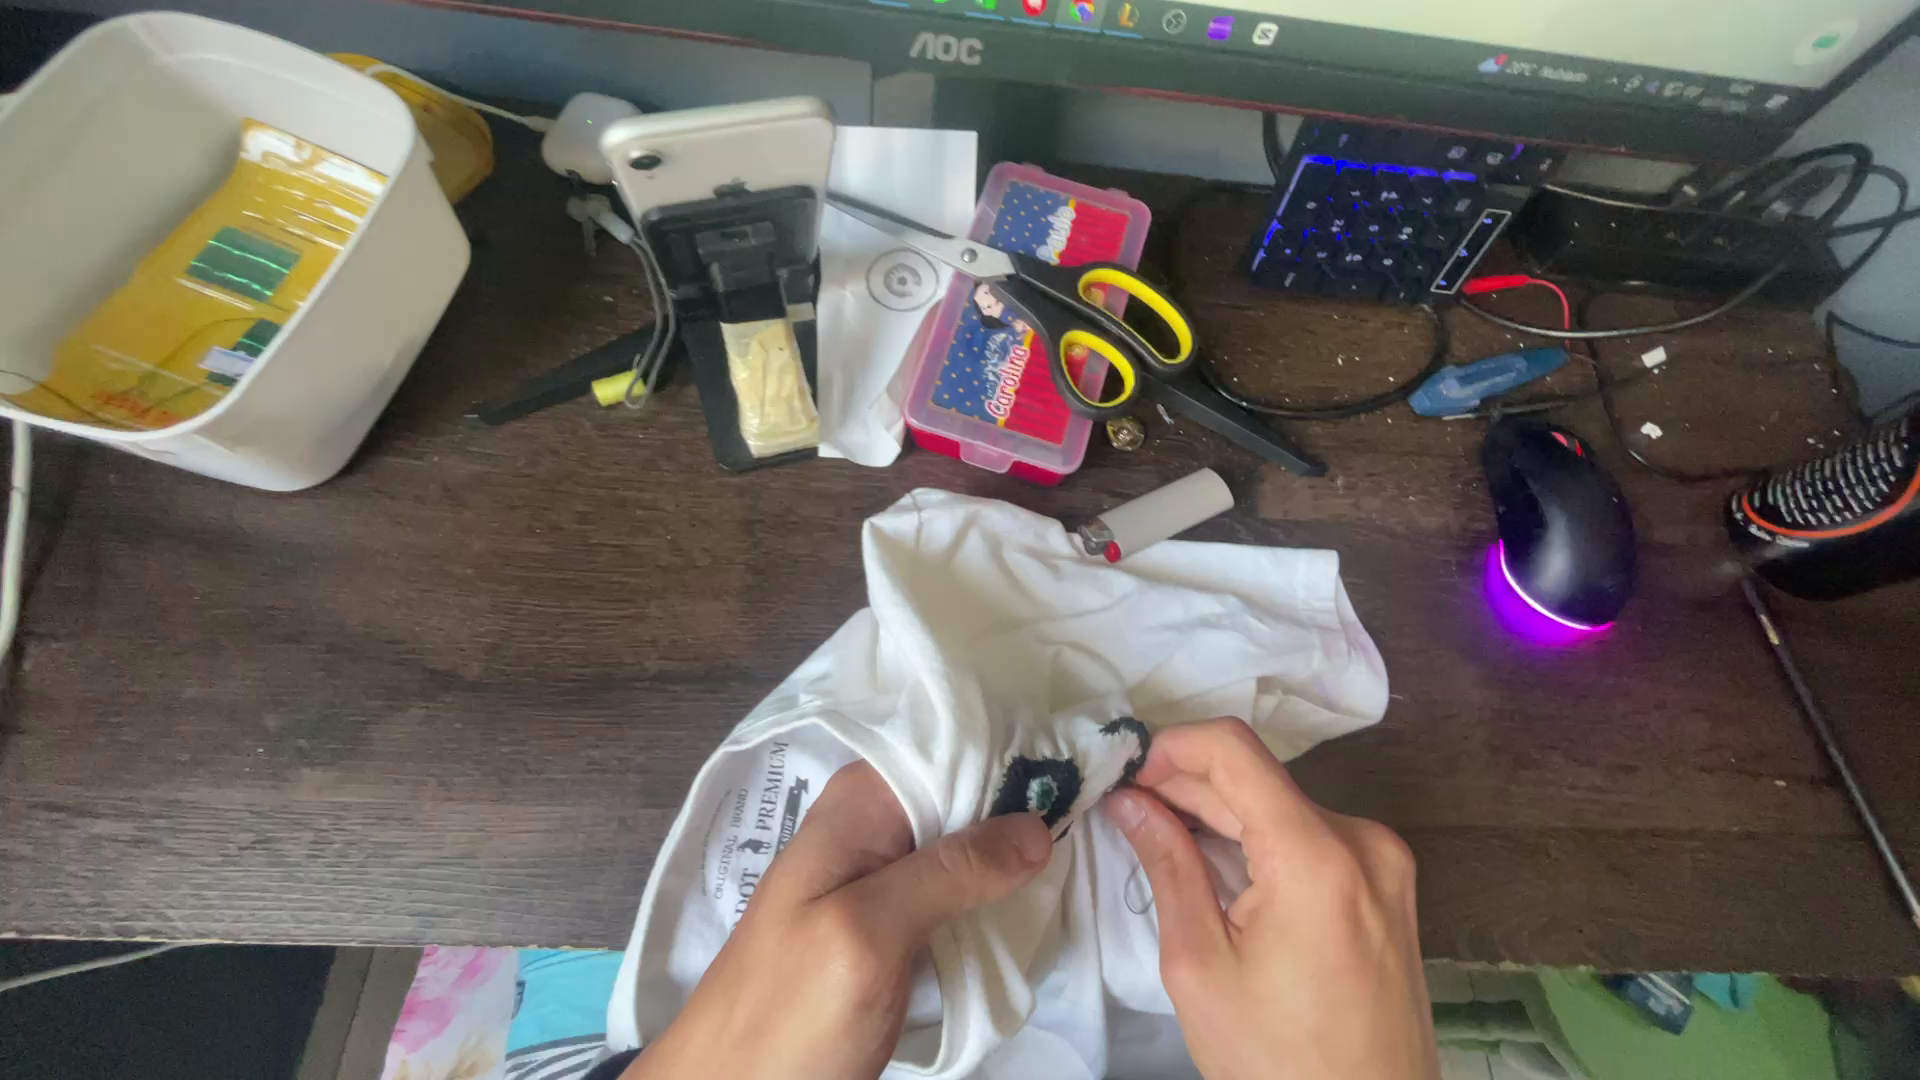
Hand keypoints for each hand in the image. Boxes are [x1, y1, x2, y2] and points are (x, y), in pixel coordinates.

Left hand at [626, 761, 1051, 1079]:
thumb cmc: (790, 1008)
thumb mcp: (867, 933)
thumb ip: (949, 871)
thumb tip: (1039, 825)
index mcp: (864, 796)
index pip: (956, 745)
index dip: (1017, 751)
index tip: (1085, 764)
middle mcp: (877, 816)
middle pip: (968, 787)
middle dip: (1024, 799)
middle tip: (1096, 808)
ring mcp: (886, 866)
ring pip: (969, 835)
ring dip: (1016, 845)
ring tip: (1084, 838)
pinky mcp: (897, 912)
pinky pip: (959, 882)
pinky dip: (997, 884)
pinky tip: (1040, 886)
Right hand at [1102, 718, 1436, 1079]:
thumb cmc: (1276, 1064)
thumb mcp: (1200, 965)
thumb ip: (1166, 864)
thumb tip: (1128, 799)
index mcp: (1317, 856)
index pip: (1233, 749)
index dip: (1171, 746)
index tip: (1126, 774)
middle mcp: (1361, 839)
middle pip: (1252, 777)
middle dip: (1182, 782)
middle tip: (1126, 805)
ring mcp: (1381, 860)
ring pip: (1275, 801)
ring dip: (1214, 808)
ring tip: (1157, 829)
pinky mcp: (1383, 882)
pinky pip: (1303, 831)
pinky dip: (1251, 833)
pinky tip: (1210, 854)